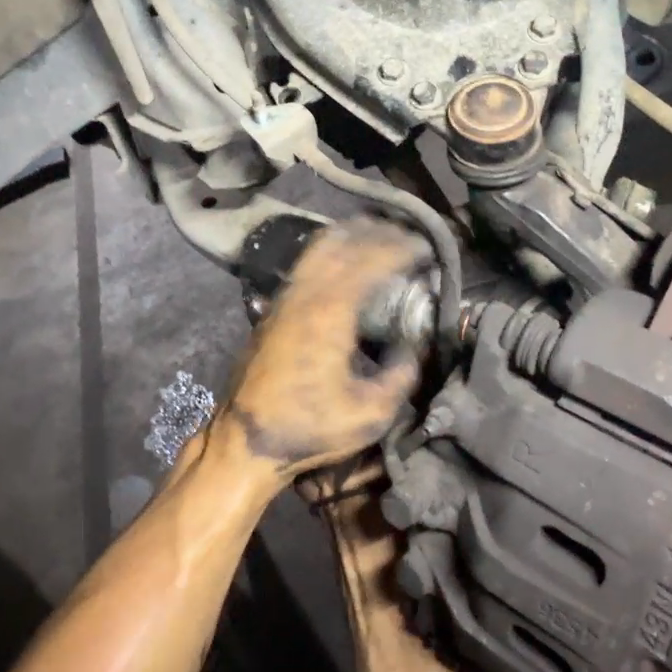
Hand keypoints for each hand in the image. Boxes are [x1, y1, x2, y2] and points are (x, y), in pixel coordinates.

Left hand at [220, 219, 427, 477]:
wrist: (246, 438)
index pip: (370, 261)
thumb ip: (401, 375)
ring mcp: (284, 297)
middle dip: (378, 233)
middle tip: (407, 234)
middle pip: (344, 243)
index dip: (401, 248)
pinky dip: (330, 251)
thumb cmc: (309, 428)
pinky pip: (305, 263)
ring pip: (319, 248)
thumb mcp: (370, 413)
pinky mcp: (272, 308)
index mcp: (330, 312)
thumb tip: (414, 347)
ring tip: (378, 236)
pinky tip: (344, 261)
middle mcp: (305, 294)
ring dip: (351, 237)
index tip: (425, 248)